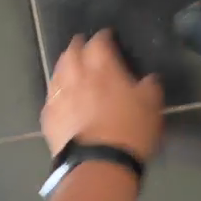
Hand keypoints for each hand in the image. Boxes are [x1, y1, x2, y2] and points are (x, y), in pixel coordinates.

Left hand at [42, 30, 163, 158]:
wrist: (98, 164)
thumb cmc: (130, 131)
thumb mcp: (151, 106)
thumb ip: (150, 87)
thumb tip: (149, 78)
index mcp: (103, 69)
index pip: (99, 43)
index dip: (103, 36)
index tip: (108, 35)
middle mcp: (77, 77)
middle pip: (72, 53)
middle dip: (78, 45)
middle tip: (83, 43)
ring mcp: (59, 97)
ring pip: (57, 72)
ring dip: (64, 64)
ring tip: (69, 63)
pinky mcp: (49, 118)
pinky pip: (51, 96)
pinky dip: (56, 90)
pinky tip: (59, 94)